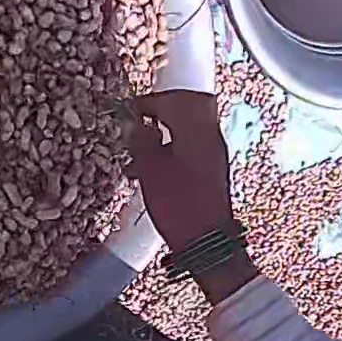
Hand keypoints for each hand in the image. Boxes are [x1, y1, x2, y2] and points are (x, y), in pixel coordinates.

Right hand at [125, 89, 256, 302]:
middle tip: (141, 117)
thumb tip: (133, 124)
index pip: (173, 100)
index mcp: (195, 130)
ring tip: (143, 143)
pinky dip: (174, 143)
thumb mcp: (151, 170)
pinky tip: (155, 163)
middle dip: (164, 107)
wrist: (205, 240)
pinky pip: (193, 143)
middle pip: (190, 105)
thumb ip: (141, 141)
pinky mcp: (211, 168)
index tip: (128, 110)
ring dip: (168, 126)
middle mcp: (210, 135)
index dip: (148, 102)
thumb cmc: (178, 206)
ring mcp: (214, 152)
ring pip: (192, 124)